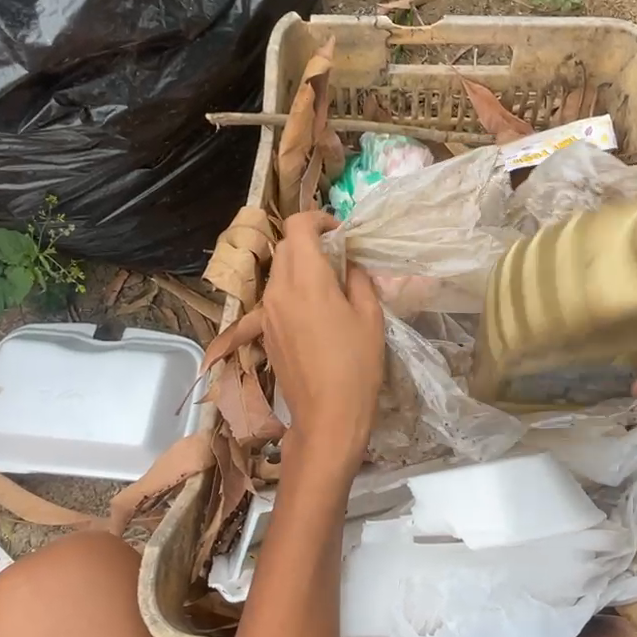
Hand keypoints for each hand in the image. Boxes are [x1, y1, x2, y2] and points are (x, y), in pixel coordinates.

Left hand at [260, 212, 385, 460]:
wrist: (327, 416)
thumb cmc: (356, 365)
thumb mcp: (370, 317)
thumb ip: (358, 280)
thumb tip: (349, 265)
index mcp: (306, 278)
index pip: (298, 226)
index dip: (318, 220)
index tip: (339, 232)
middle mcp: (278, 289)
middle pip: (286, 247)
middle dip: (311, 242)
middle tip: (339, 258)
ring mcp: (267, 312)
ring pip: (279, 272)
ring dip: (301, 268)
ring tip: (330, 287)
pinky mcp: (265, 333)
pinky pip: (277, 298)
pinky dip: (294, 292)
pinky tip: (317, 315)